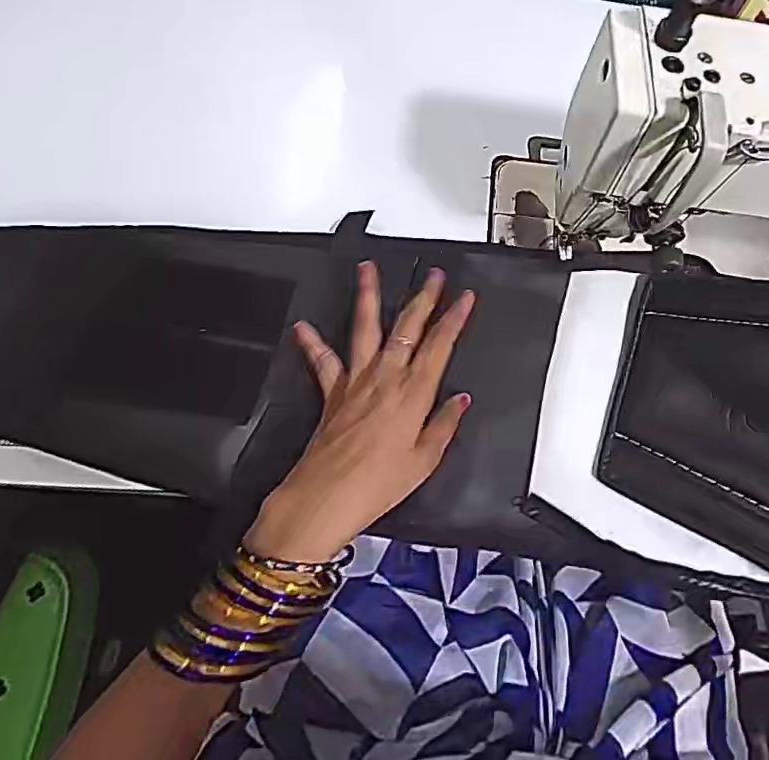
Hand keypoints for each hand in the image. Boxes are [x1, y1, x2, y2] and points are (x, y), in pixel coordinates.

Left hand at [244, 262, 475, 563]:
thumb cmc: (375, 484)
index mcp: (413, 393)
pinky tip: (304, 327)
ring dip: (368, 296)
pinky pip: (322, 361)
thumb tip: (460, 401)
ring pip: (365, 327)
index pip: (440, 344)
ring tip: (368, 271)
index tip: (465, 298)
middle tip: (433, 276)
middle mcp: (385, 378)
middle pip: (408, 326)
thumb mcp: (424, 460)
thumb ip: (444, 425)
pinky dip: (312, 343)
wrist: (324, 498)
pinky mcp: (333, 392)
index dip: (455, 317)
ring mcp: (356, 381)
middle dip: (424, 297)